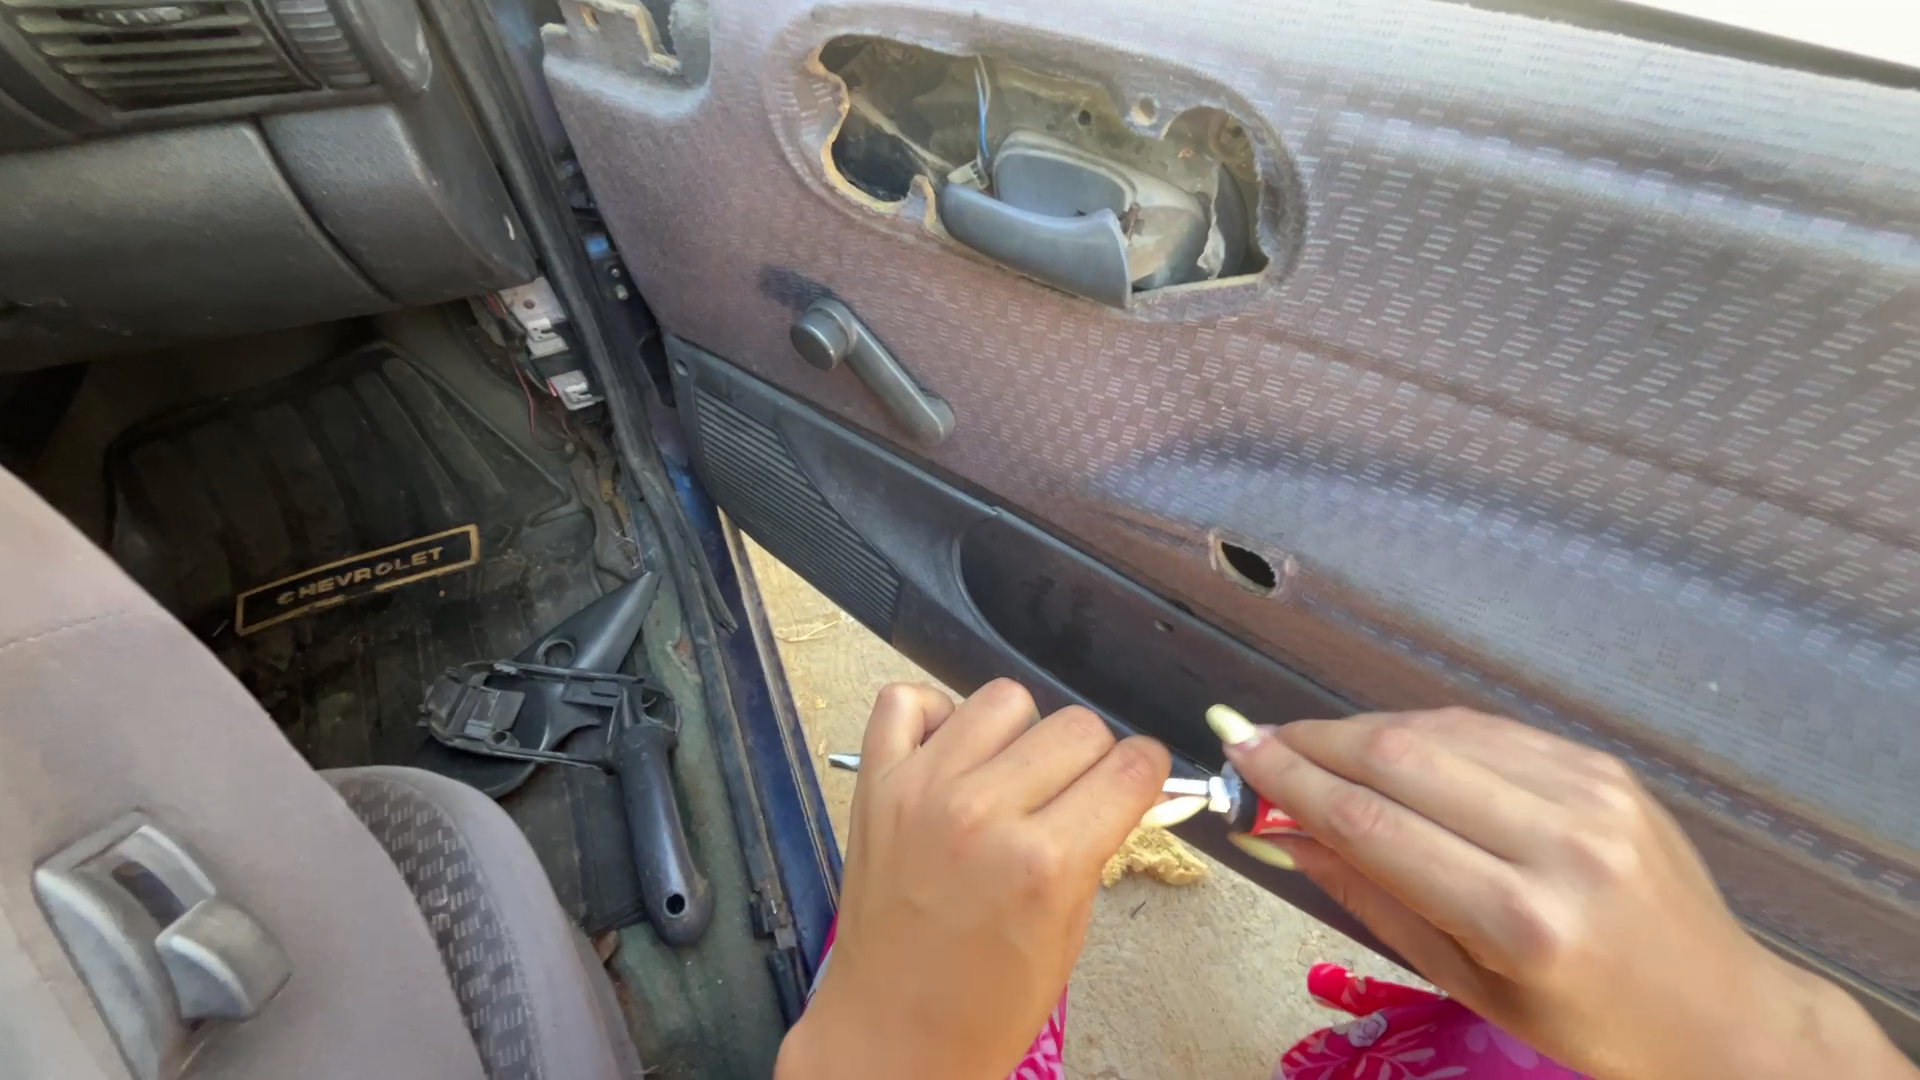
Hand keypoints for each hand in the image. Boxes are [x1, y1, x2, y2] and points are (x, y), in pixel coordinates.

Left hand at [778, 680, 1170, 1079]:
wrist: (892, 1034)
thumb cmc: (989, 1001)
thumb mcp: (1070, 931)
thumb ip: (1096, 844)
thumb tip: (1121, 782)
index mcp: (1044, 863)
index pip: (1130, 767)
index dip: (1147, 768)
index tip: (1138, 774)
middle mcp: (983, 812)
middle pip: (1076, 724)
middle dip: (1091, 755)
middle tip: (1072, 788)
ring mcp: (922, 788)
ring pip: (1003, 697)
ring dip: (1020, 732)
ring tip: (1007, 772)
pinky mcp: (875, 780)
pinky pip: (905, 699)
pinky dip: (934, 715)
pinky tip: (947, 752)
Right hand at [1214, 706, 1913, 1079]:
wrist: (1725, 1013)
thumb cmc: (1579, 1020)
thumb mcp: (1457, 977)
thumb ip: (1361, 891)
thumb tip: (1278, 829)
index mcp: (1520, 921)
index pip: (1370, 824)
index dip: (1291, 779)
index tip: (1240, 750)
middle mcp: (1557, 844)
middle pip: (1395, 760)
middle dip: (1312, 741)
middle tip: (1261, 740)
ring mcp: (1586, 792)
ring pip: (1429, 730)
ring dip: (1354, 731)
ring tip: (1316, 747)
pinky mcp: (1596, 763)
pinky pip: (1474, 726)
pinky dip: (1411, 729)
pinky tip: (1384, 747)